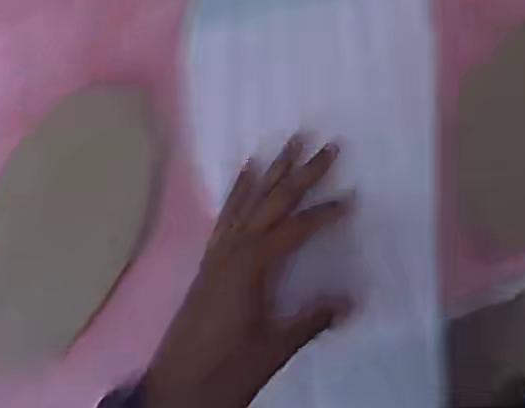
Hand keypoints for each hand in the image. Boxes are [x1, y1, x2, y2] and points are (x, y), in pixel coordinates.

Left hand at [142, 136, 351, 407]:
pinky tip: (248, 170)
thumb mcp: (275, 348)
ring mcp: (219, 252)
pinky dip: (240, 189)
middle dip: (304, 172)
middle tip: (328, 145)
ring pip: (252, 200)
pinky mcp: (210, 261)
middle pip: (276, 201)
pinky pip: (228, 214)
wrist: (171, 398)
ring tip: (291, 141)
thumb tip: (353, 301)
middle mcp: (236, 249)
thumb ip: (313, 319)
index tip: (351, 199)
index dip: (326, 213)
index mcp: (253, 264)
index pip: (298, 227)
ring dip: (274, 170)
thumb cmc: (226, 369)